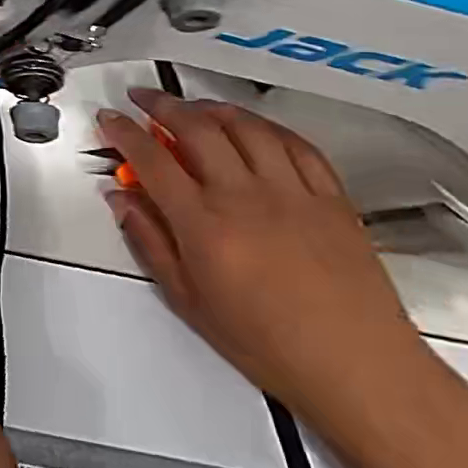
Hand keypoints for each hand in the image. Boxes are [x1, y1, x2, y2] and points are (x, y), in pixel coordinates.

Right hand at [97, 90, 431, 419]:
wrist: (356, 368)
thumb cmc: (272, 344)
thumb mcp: (188, 299)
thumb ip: (150, 241)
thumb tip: (124, 203)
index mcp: (205, 224)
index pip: (151, 158)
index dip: (123, 130)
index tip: (111, 120)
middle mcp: (245, 197)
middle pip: (195, 126)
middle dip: (161, 103)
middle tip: (145, 98)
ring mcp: (291, 192)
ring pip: (244, 125)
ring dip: (211, 107)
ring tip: (193, 106)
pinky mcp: (330, 196)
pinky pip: (295, 143)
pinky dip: (266, 126)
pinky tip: (253, 127)